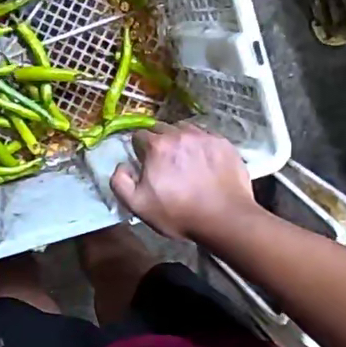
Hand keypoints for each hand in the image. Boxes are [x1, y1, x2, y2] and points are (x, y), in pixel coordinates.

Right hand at [110, 122, 254, 241]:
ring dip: (179, 139)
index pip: (139, 136)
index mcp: (157, 146)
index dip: (139, 150)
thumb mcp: (138, 205)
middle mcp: (180, 134)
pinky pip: (206, 135)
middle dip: (158, 141)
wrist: (225, 218)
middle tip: (163, 162)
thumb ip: (120, 182)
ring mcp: (204, 136)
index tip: (144, 164)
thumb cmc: (179, 214)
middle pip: (161, 128)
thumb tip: (122, 165)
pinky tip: (203, 160)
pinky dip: (200, 144)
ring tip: (184, 159)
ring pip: (184, 129)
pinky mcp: (224, 143)